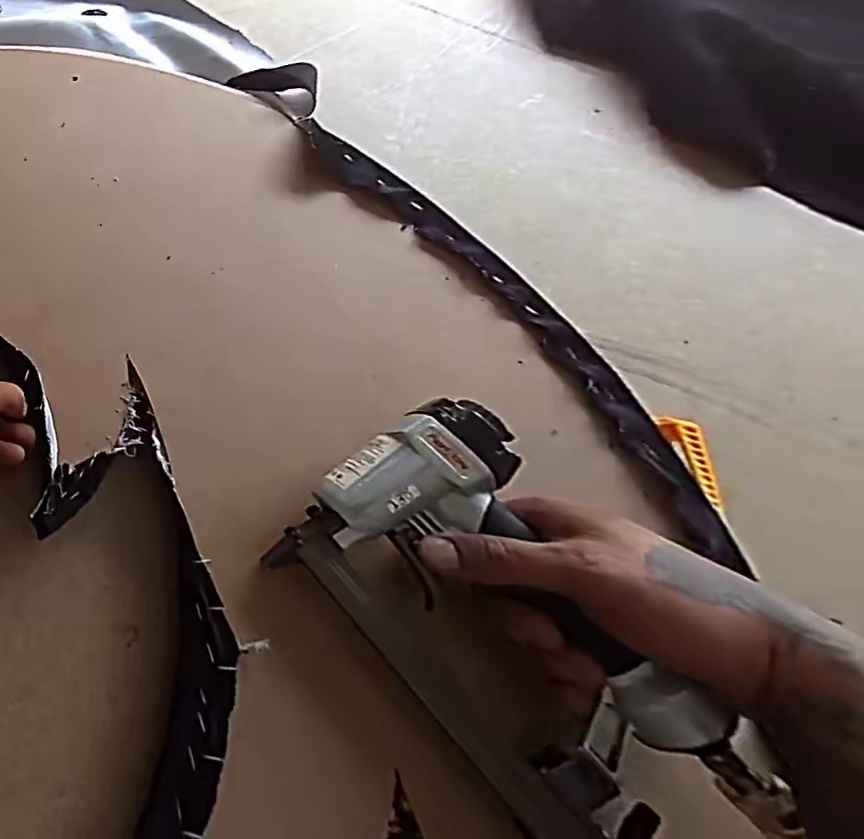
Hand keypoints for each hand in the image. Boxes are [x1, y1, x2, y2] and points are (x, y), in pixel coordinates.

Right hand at [418, 496, 781, 713]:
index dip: (469, 557)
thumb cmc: (685, 601)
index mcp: (553, 523)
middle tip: (547, 636)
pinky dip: (567, 671)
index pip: (480, 528)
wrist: (770, 669)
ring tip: (584, 663)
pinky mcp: (598, 635)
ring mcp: (580, 598)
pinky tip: (591, 679)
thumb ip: (500, 558)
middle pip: (500, 586)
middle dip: (521, 623)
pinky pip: (555, 651)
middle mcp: (561, 557)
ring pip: (527, 624)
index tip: (473, 586)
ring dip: (548, 653)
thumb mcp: (578, 572)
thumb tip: (432, 546)